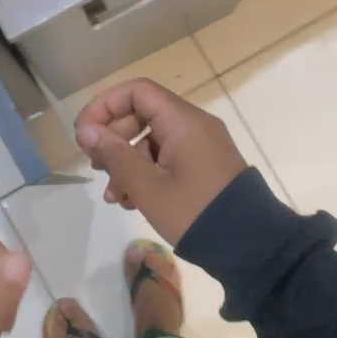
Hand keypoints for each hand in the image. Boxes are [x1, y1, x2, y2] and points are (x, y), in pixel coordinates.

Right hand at [73, 78, 248, 244]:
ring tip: (114, 196)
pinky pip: (166, 158)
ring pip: (151, 141)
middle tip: (95, 167)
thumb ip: (116, 156)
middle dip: (113, 139)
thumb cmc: (196, 212)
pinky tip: (131, 201)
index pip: (137, 91)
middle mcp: (193, 126)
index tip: (84, 135)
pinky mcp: (202, 167)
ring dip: (126, 163)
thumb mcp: (149, 188)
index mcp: (183, 122)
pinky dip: (145, 173)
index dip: (105, 106)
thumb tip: (87, 131)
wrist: (251, 246)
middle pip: (141, 114)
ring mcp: (199, 147)